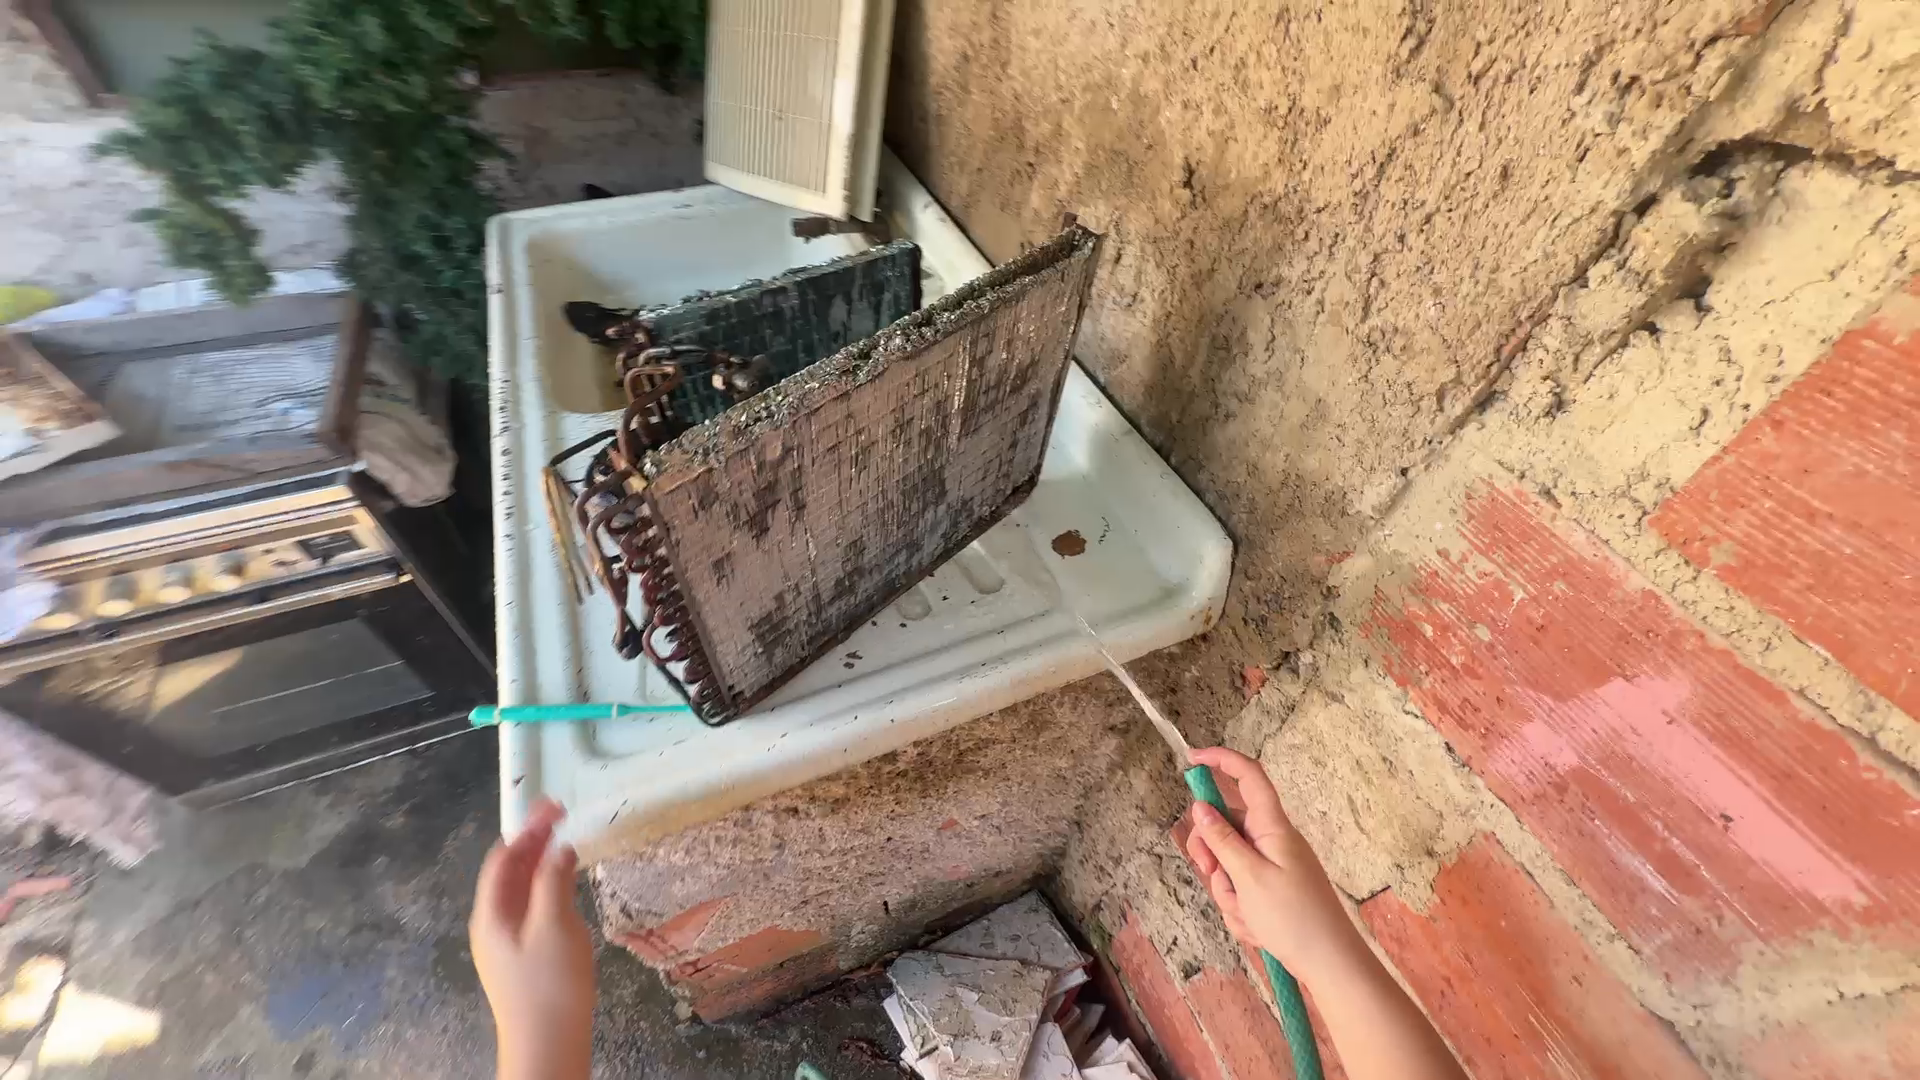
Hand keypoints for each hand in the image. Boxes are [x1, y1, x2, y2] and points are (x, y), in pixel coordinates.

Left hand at [470, 798, 594, 1079]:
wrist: (548, 1041)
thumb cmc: (548, 982)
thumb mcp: (554, 924)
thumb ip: (554, 880)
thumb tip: (560, 846)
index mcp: (491, 915)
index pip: (503, 859)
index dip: (527, 828)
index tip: (555, 805)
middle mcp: (493, 922)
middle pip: (510, 870)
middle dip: (534, 837)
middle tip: (562, 810)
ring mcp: (508, 938)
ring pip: (521, 885)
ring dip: (541, 856)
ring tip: (566, 833)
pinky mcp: (526, 949)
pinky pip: (532, 901)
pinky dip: (547, 878)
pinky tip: (566, 875)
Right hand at [1182, 746, 1367, 981]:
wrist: (1333, 968)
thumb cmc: (1294, 918)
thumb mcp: (1249, 878)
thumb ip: (1221, 840)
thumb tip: (1199, 806)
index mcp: (1272, 826)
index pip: (1248, 776)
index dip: (1221, 760)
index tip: (1191, 759)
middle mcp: (1271, 838)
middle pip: (1225, 824)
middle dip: (1210, 850)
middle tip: (1209, 872)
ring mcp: (1271, 864)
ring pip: (1228, 859)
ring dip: (1226, 887)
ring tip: (1244, 913)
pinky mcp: (1271, 887)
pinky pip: (1239, 885)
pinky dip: (1238, 904)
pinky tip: (1253, 926)